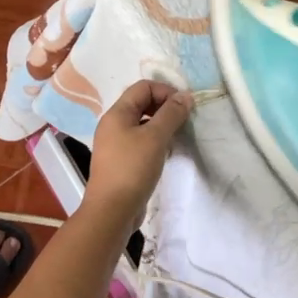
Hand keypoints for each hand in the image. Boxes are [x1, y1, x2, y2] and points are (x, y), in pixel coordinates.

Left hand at [87, 80, 193, 225]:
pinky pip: (140, 141)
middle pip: (141, 103)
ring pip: (142, 124)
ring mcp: (116, 144)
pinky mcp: (121, 161)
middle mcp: (113, 124)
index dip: (166, 91)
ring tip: (178, 136)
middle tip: (184, 121)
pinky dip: (155, 141)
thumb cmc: (132, 169)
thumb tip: (185, 95)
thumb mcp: (155, 138)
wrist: (112, 210)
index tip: (185, 107)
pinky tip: (167, 152)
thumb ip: (171, 114)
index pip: (143, 87)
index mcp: (117, 113)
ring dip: (161, 125)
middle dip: (165, 107)